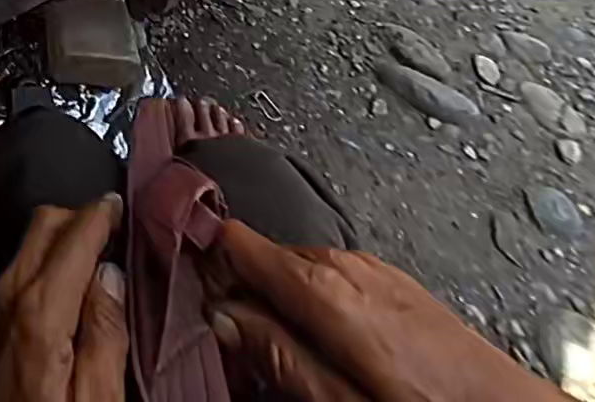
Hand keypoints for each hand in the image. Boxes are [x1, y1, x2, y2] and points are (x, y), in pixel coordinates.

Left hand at [0, 194, 127, 401]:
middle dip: (80, 215)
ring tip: (99, 255)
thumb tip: (110, 274)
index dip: (100, 215)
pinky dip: (47, 257)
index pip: (73, 236)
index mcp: (39, 308)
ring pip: (30, 240)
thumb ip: (105, 332)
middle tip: (114, 229)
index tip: (121, 207)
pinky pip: (20, 265)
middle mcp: (9, 291)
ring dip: (63, 235)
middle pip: (44, 223)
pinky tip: (71, 282)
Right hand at [208, 221, 570, 401]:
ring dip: (283, 300)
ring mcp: (369, 266)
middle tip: (254, 345)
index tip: (204, 294)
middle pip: (261, 255)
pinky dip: (315, 301)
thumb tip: (221, 316)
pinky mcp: (390, 279)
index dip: (210, 263)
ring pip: (294, 266)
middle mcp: (340, 261)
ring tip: (302, 354)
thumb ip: (276, 355)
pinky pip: (329, 275)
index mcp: (320, 286)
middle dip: (247, 292)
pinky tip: (339, 346)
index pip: (232, 239)